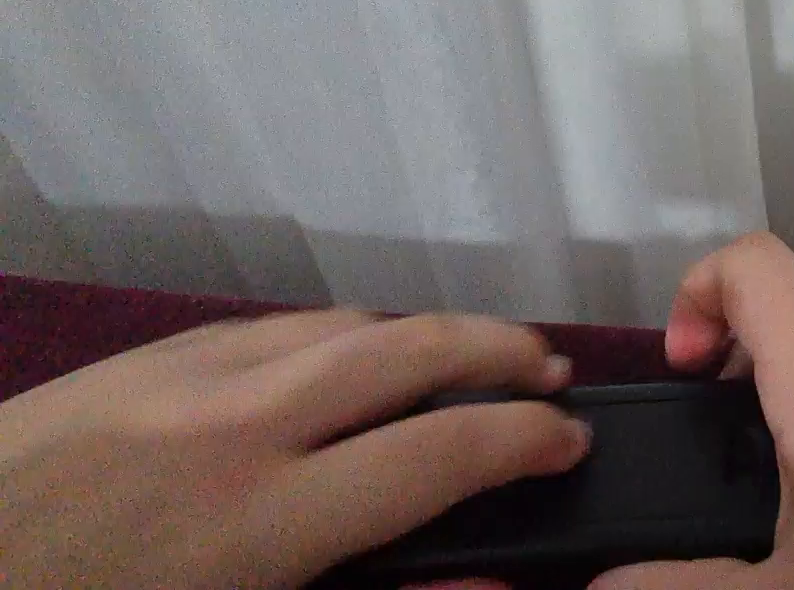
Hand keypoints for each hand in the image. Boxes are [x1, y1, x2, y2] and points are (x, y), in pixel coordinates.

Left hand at [0, 310, 589, 589]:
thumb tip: (490, 579)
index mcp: (242, 528)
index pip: (439, 454)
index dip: (527, 440)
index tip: (569, 441)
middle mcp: (226, 426)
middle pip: (416, 348)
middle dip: (505, 351)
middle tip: (552, 370)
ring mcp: (174, 378)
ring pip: (355, 322)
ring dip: (433, 336)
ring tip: (471, 359)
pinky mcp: (131, 359)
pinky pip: (279, 324)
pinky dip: (349, 336)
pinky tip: (353, 363)